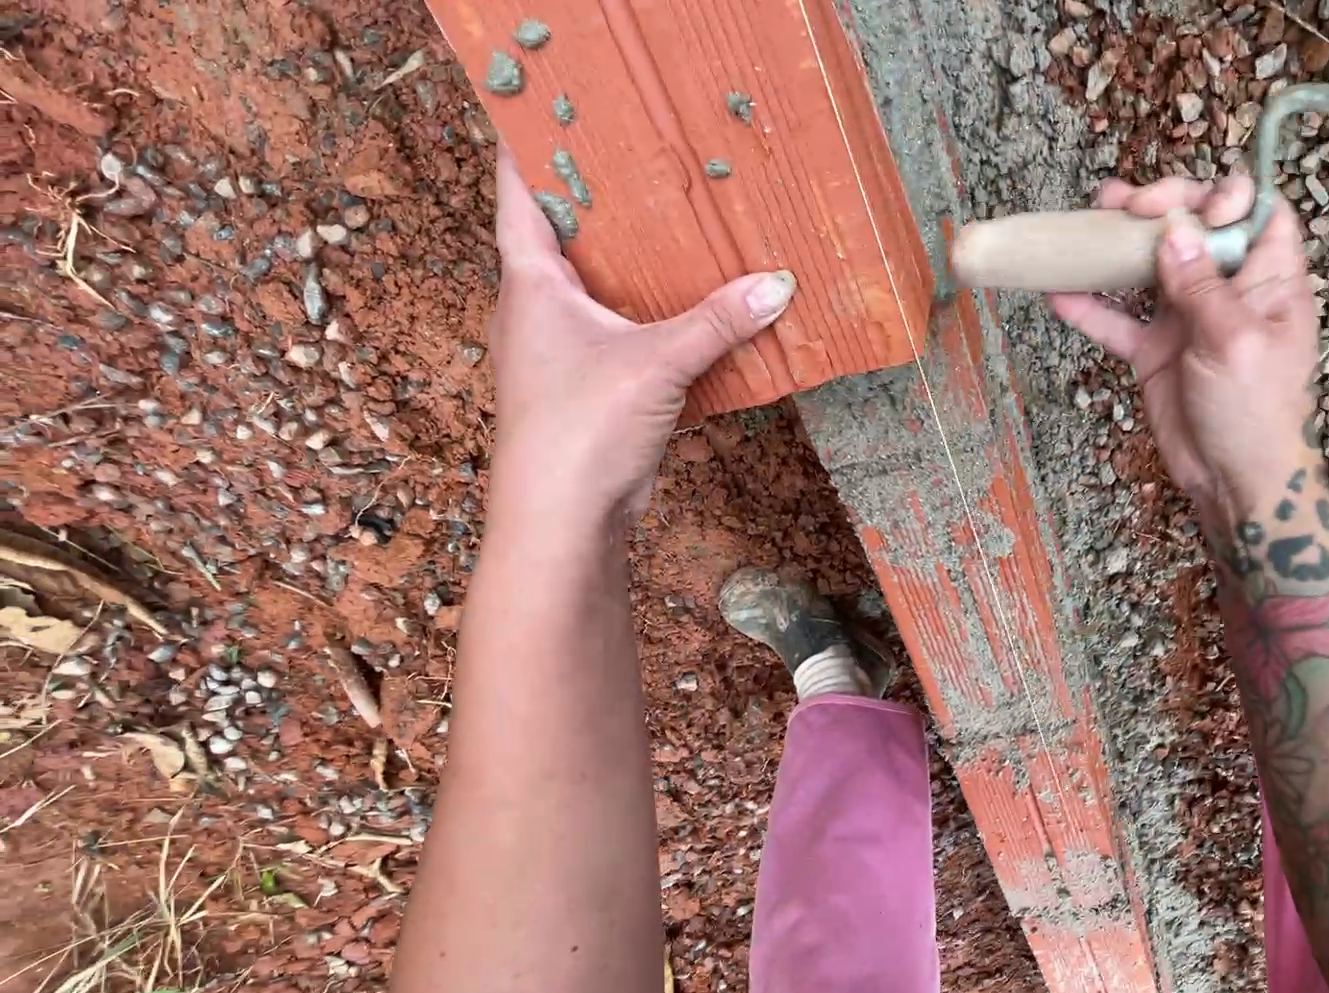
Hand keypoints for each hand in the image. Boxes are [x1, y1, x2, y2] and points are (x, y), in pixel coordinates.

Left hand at [485, 148, 796, 525]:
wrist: (565, 518)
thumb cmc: (580, 429)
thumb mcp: (655, 363)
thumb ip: (717, 322)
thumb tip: (777, 285)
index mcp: (531, 282)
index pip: (520, 191)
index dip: (534, 144)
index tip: (564, 108)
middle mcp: (542, 308)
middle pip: (568, 235)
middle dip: (605, 200)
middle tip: (652, 160)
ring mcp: (569, 349)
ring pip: (604, 289)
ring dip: (638, 264)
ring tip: (685, 227)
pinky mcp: (599, 385)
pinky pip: (631, 334)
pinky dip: (660, 317)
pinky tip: (699, 309)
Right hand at [1051, 176, 1321, 523]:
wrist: (1232, 480)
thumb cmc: (1255, 413)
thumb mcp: (1236, 344)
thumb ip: (1203, 288)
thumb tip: (1173, 233)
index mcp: (1268, 280)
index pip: (1255, 213)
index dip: (1223, 196)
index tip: (1188, 208)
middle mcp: (1226, 291)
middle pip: (1194, 228)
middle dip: (1160, 207)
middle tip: (1124, 205)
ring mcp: (1186, 319)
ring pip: (1150, 267)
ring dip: (1119, 244)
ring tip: (1088, 218)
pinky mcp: (1153, 351)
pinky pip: (1117, 322)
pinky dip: (1090, 309)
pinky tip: (1057, 295)